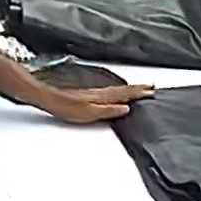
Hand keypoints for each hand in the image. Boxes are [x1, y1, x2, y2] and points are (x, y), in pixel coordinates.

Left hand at [27, 83, 153, 123]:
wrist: (49, 98)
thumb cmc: (67, 108)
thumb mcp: (90, 113)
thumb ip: (109, 111)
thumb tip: (126, 109)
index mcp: (104, 98)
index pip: (126, 95)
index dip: (139, 93)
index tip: (151, 92)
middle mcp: (102, 93)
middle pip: (124, 90)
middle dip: (138, 89)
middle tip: (151, 87)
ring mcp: (97, 93)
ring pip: (119, 90)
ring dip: (131, 89)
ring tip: (141, 88)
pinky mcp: (91, 95)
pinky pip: (112, 92)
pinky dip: (121, 91)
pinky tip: (120, 93)